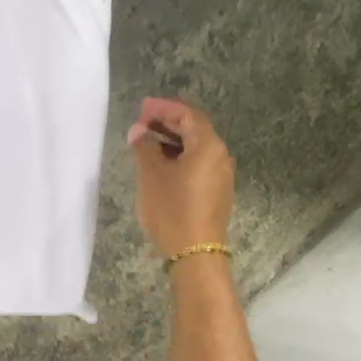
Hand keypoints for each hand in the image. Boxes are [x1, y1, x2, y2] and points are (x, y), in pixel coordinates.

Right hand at [126, 97, 234, 259]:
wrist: (195, 253)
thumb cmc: (172, 209)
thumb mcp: (151, 176)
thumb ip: (144, 148)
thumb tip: (139, 131)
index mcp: (208, 145)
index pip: (187, 115)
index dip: (164, 108)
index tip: (142, 107)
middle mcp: (220, 156)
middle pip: (194, 130)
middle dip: (168, 124)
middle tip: (143, 123)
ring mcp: (221, 176)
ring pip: (196, 150)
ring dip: (172, 143)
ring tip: (148, 146)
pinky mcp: (217, 194)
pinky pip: (198, 166)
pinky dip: (180, 160)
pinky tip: (162, 168)